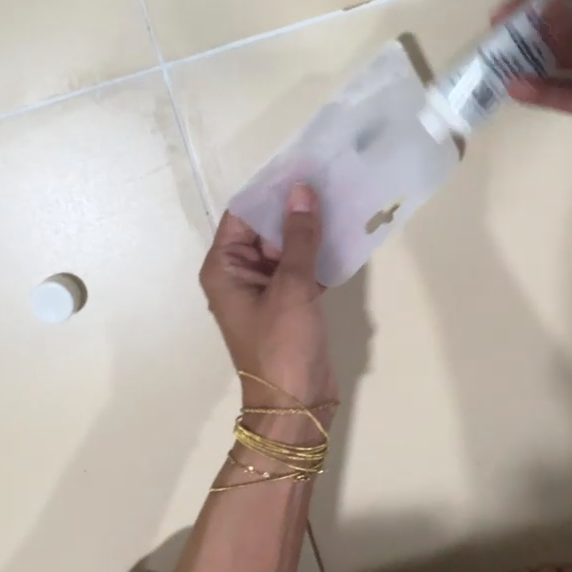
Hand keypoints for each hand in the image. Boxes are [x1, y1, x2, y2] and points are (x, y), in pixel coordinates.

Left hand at [200, 184, 336, 420]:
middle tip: (329, 177)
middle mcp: (240, 274)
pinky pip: (301, 268)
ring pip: (286, 247)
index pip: (242, 214)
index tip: (301, 167)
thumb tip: (302, 190)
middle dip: (294, 207)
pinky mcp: (289, 304)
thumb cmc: (283, 345)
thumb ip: (298, 237)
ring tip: (342, 198)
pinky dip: (319, 254)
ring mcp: (265, 290)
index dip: (270, 190)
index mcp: (224, 268)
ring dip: (310, 229)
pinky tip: (346, 234)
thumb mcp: (292, 286)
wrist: (296, 405)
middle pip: (265, 228)